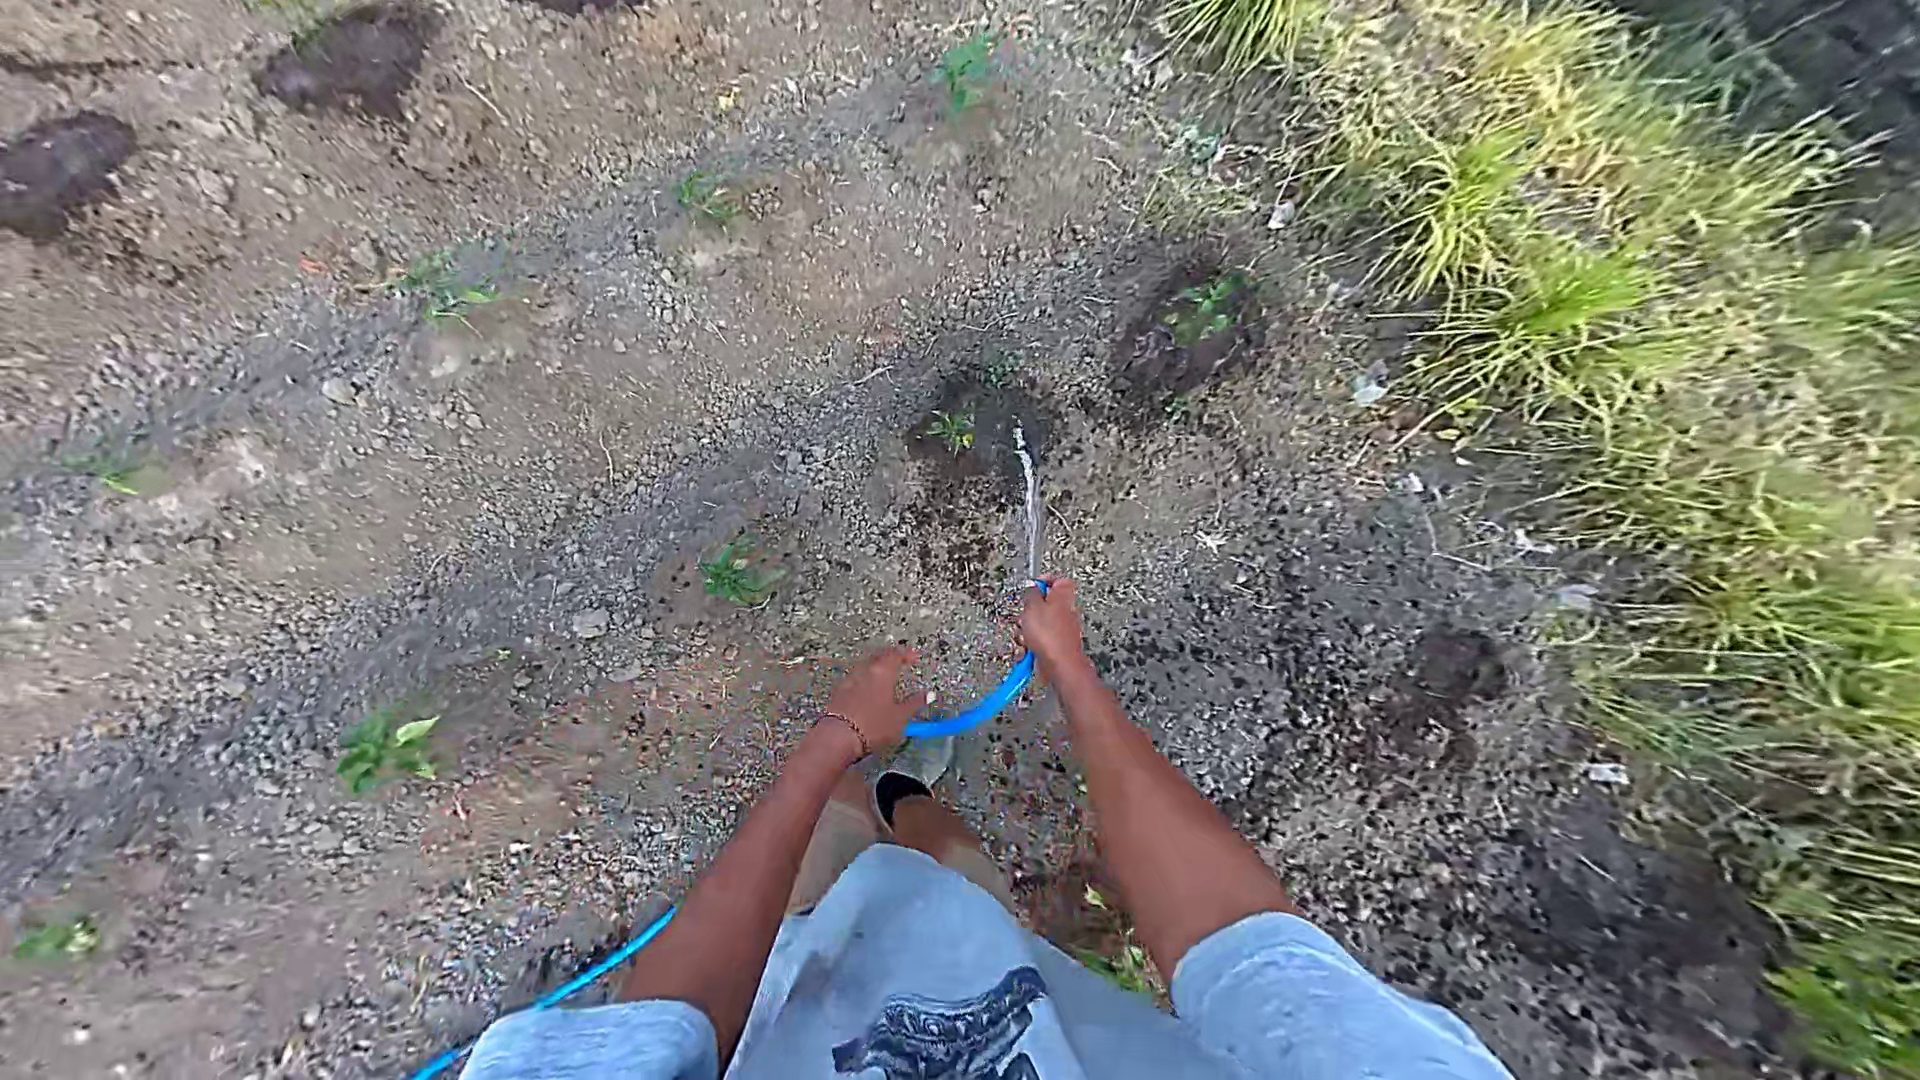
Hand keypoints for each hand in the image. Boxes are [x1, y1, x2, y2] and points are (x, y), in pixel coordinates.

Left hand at [820, 646, 932, 760]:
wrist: (838, 737)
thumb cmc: (873, 726)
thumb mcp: (900, 717)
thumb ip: (915, 703)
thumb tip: (929, 694)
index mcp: (883, 672)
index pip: (896, 654)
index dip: (907, 653)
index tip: (915, 655)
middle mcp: (865, 670)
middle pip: (879, 656)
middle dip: (891, 656)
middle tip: (900, 660)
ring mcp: (850, 680)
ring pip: (866, 666)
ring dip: (877, 666)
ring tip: (884, 673)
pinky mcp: (839, 691)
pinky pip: (855, 678)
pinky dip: (865, 678)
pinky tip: (867, 688)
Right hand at [1019, 577, 1088, 679]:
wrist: (1058, 664)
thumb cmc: (1050, 635)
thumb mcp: (1033, 606)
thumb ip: (1031, 593)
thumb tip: (1031, 587)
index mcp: (1063, 596)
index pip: (1059, 580)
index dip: (1045, 581)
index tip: (1033, 586)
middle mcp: (1064, 612)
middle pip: (1042, 604)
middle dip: (1028, 611)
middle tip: (1025, 616)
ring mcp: (1059, 630)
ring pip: (1036, 624)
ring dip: (1025, 630)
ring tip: (1026, 635)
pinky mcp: (1053, 645)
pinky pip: (1036, 640)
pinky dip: (1029, 644)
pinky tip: (1028, 648)